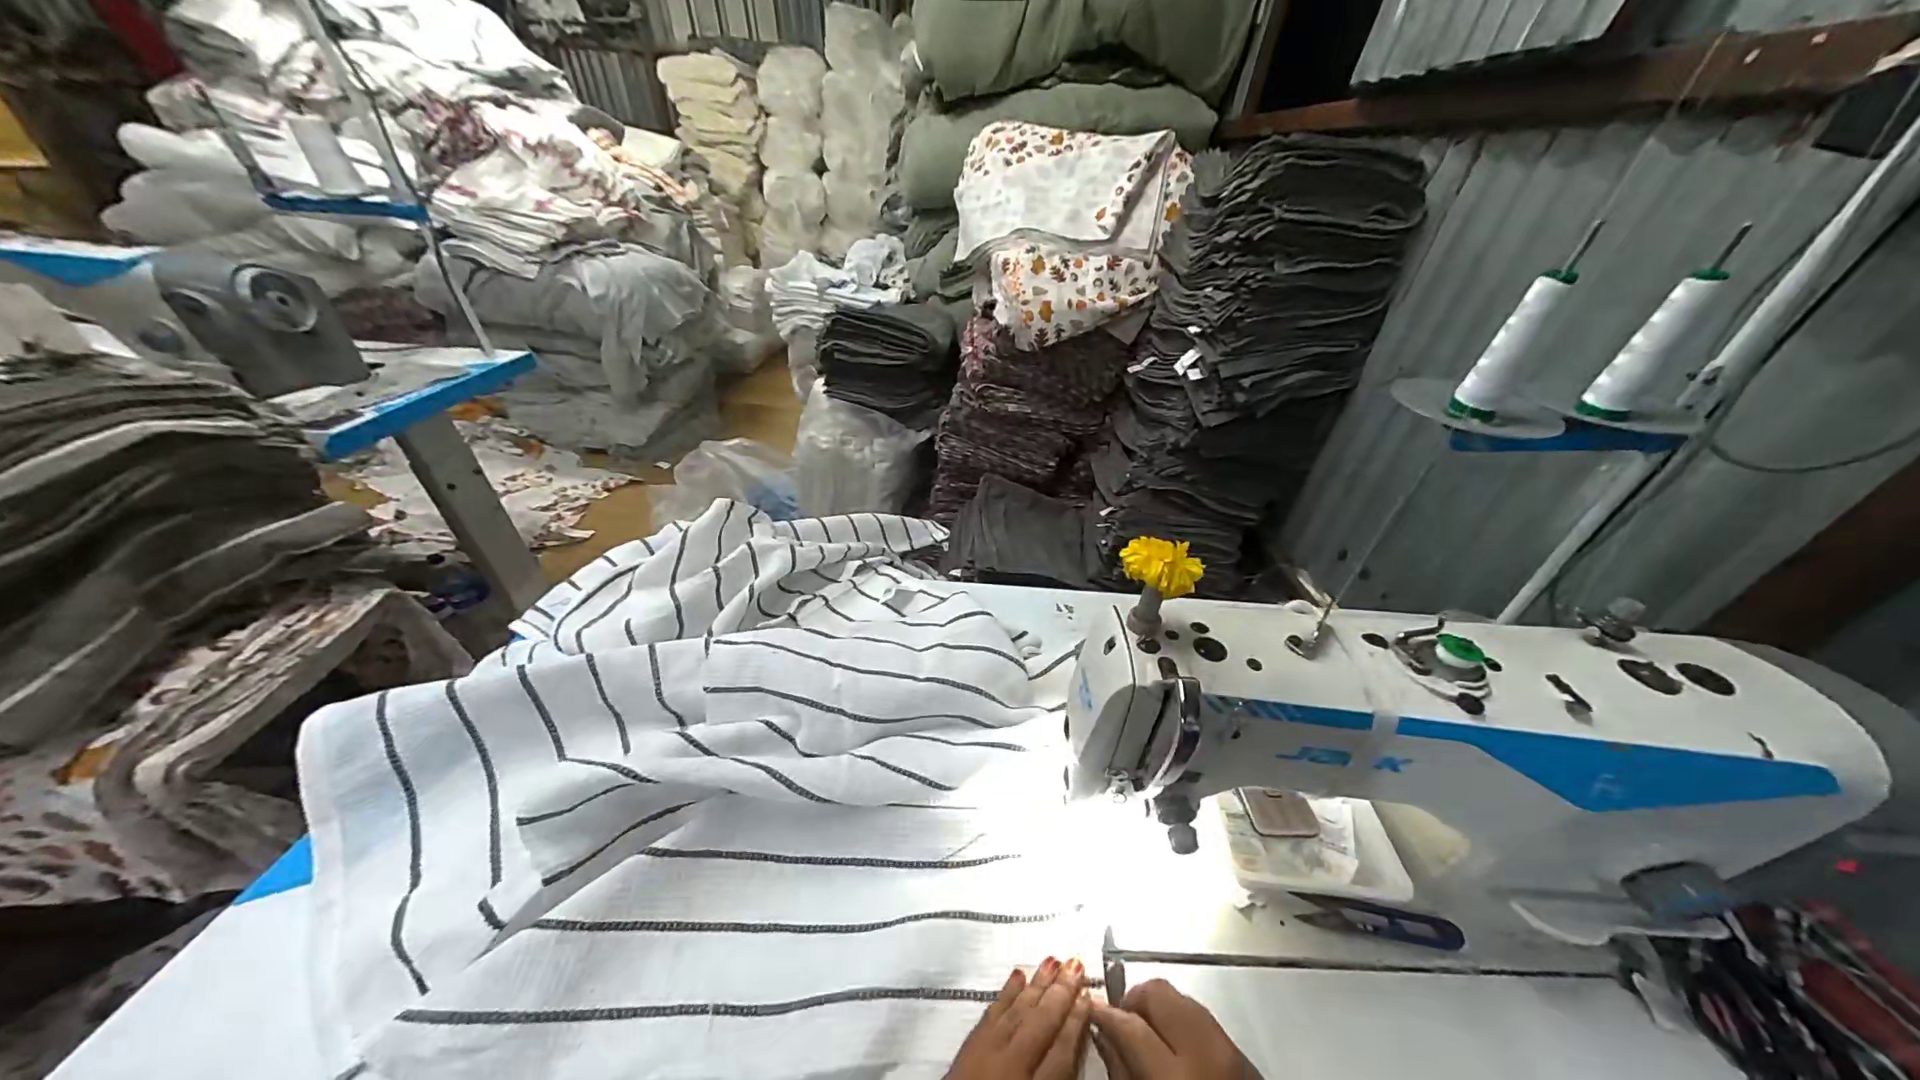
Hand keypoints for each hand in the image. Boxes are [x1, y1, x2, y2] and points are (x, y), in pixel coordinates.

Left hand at [945, 957, 1091, 1079]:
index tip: (1088, 994)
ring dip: (1036, 984)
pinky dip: (1006, 993)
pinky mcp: (970, 1047)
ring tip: (1051, 961)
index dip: (1077, 1021)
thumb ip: (1056, 1073)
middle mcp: (1011, 1064)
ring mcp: (987, 1051)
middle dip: (1060, 993)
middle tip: (1075, 962)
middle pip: (1040, 1021)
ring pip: (1017, 1010)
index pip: (1061, 1050)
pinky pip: (992, 1013)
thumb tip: (1070, 1048)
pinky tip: (1016, 975)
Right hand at [1090, 978, 1260, 1079]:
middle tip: (1121, 1024)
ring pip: (1179, 997)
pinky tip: (1171, 1046)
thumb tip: (1105, 1033)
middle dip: (1132, 1001)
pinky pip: (1198, 1017)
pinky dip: (1178, 1020)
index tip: (1090, 1010)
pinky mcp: (1241, 1052)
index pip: (1130, 1025)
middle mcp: (1205, 1054)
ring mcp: (1228, 1050)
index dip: (1104, 1014)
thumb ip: (1121, 1073)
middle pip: (1157, 993)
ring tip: (1145, 1034)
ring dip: (1156, 1008)